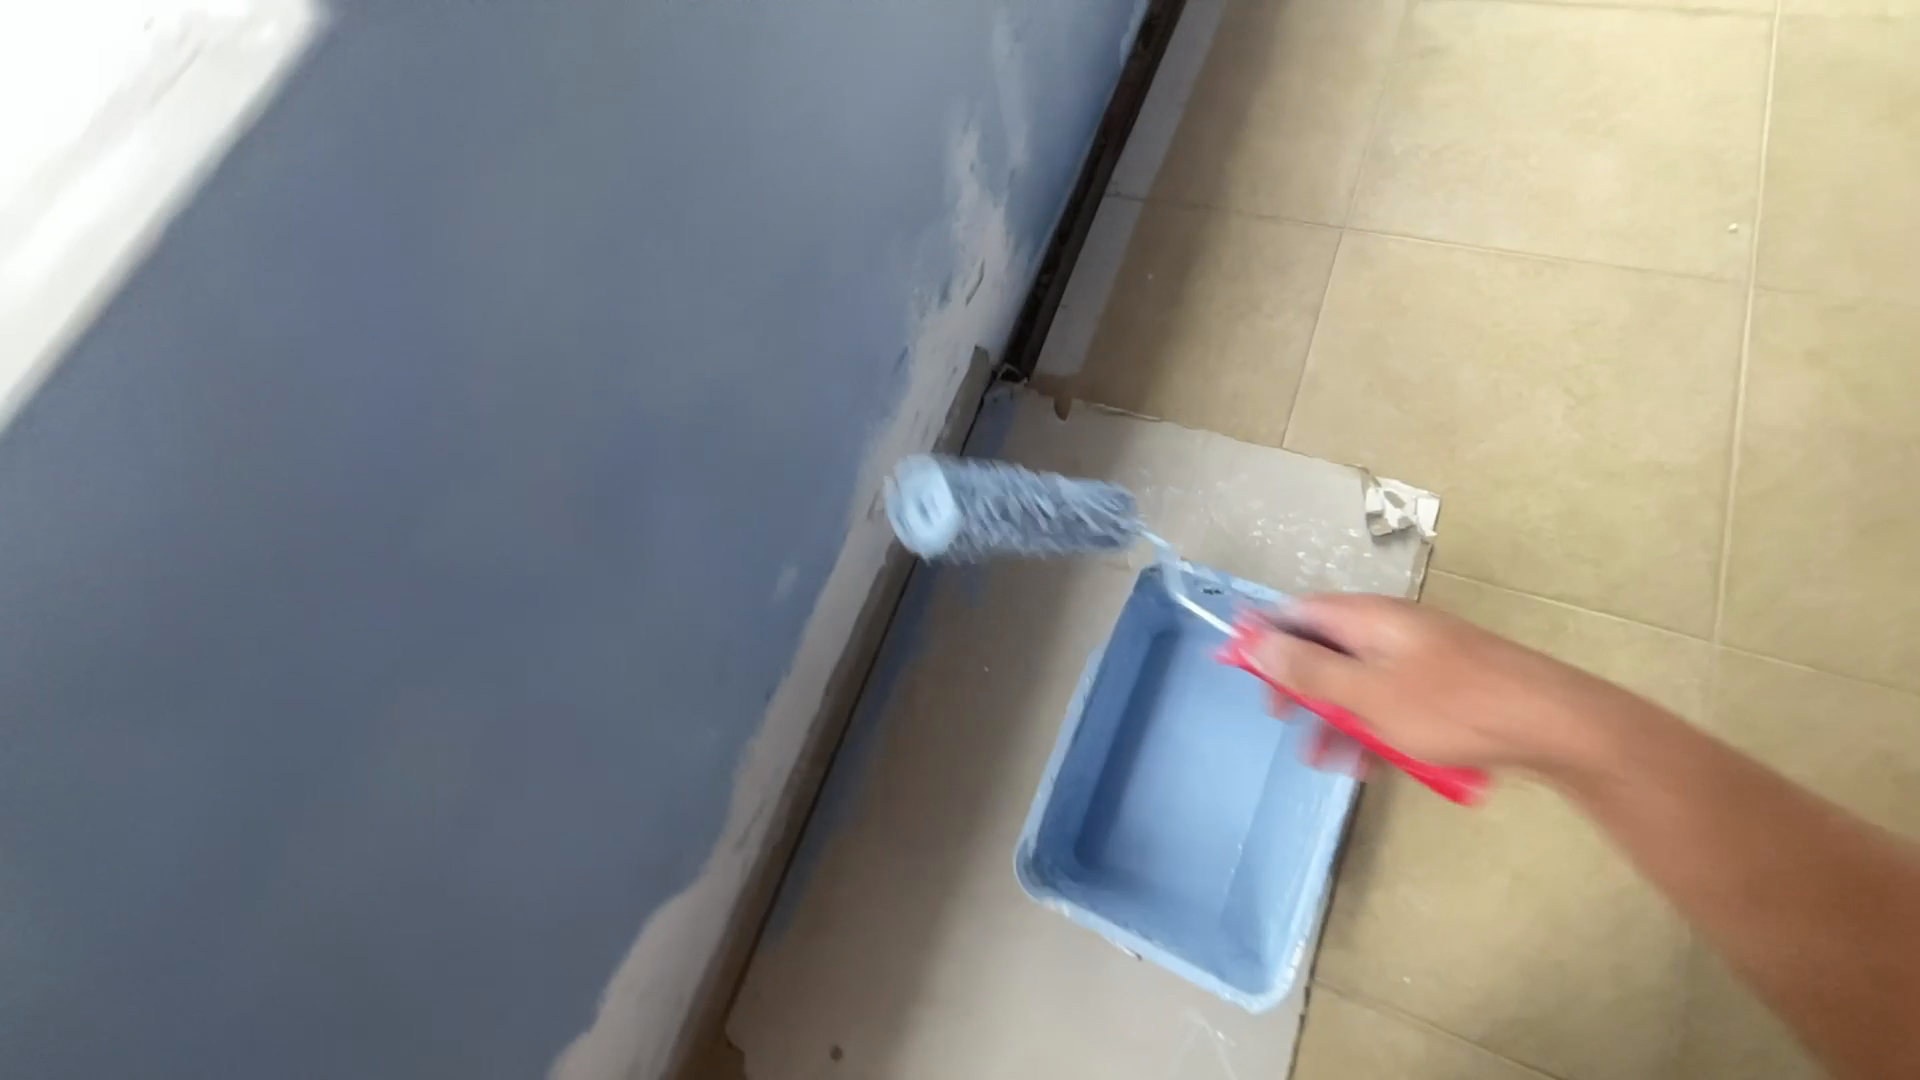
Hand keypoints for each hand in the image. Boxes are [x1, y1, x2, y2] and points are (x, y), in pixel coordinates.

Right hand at [1245, 593, 1657, 780]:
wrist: (1559, 728)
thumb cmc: (1452, 706)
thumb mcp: (1366, 694)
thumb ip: (1307, 670)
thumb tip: (1255, 643)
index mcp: (1367, 618)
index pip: (1297, 613)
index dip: (1263, 635)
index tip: (1236, 663)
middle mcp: (1388, 630)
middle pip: (1323, 647)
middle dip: (1297, 684)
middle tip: (1280, 717)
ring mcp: (1416, 658)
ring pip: (1355, 681)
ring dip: (1332, 716)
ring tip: (1322, 758)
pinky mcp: (1440, 687)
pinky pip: (1387, 700)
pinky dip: (1369, 726)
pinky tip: (1366, 763)